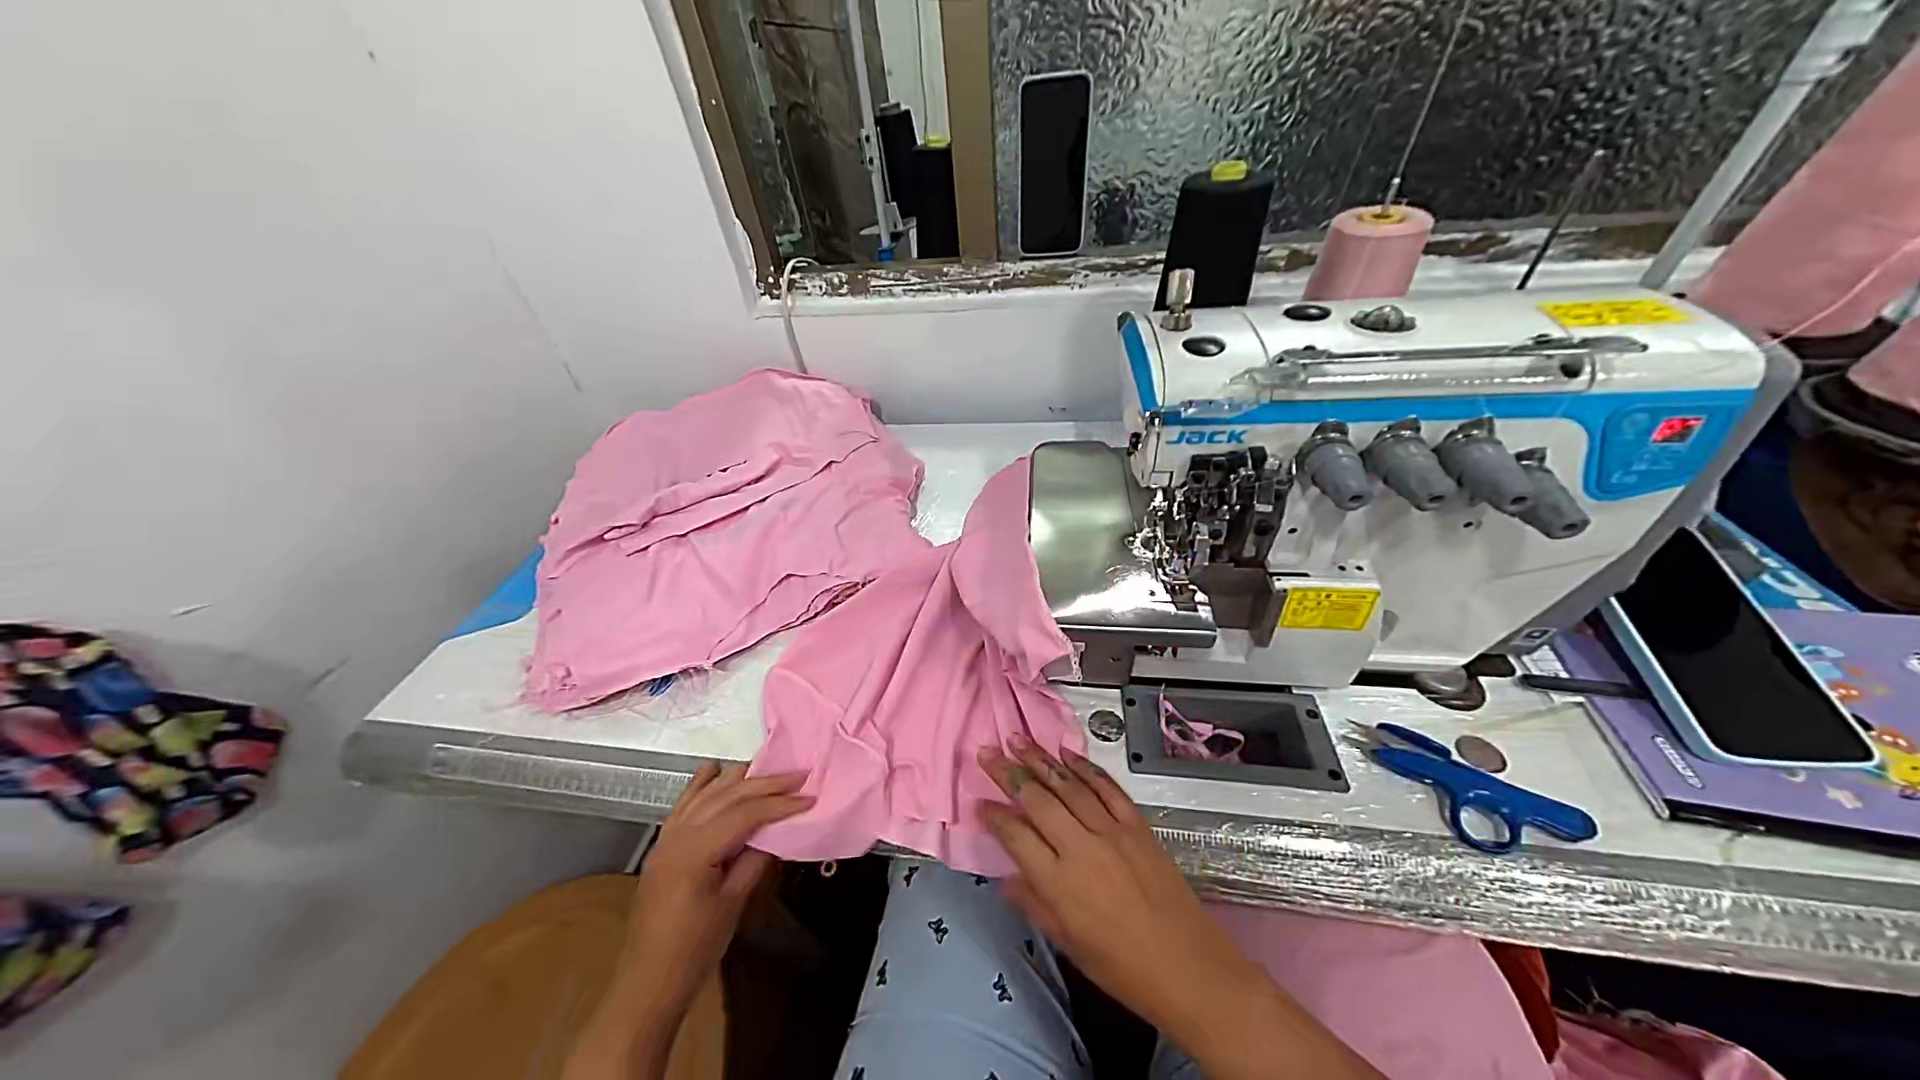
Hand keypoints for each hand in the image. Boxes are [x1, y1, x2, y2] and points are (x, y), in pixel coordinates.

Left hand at [567, 762, 809, 1079]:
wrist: (648, 983)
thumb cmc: (694, 949)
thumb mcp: (733, 903)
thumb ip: (756, 859)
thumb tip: (780, 831)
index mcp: (696, 849)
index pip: (745, 813)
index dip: (780, 803)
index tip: (810, 797)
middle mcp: (678, 834)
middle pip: (727, 796)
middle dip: (765, 783)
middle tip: (799, 776)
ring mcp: (667, 838)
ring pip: (706, 794)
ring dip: (738, 779)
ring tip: (769, 768)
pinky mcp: (662, 846)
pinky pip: (684, 805)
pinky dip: (702, 785)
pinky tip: (714, 770)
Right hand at [978, 737, 1382, 1079]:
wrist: (1190, 968)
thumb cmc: (1123, 967)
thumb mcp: (1068, 943)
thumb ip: (1034, 904)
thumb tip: (1006, 877)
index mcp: (1059, 883)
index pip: (1016, 835)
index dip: (994, 816)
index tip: (978, 802)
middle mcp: (1081, 848)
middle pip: (1037, 799)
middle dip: (1009, 772)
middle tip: (987, 751)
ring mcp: (1112, 832)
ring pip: (1069, 785)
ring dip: (1041, 759)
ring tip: (1019, 739)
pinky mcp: (1138, 826)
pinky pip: (1108, 788)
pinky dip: (1086, 768)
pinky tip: (1068, 754)